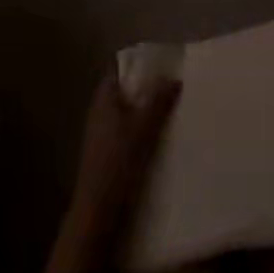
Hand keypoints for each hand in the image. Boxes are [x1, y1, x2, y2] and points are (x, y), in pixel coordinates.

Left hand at [69, 70, 180, 223]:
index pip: (118, 71)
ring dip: (147, 109)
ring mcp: (101, 134)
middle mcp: (99, 113)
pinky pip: (128, 131)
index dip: (137, 65)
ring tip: (174, 108)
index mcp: (104, 100)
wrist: (99, 209)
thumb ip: (158, 100)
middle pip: (124, 91)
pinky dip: (143, 128)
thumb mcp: (144, 126)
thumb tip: (173, 78)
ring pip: (127, 112)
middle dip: (147, 87)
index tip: (162, 63)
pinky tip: (162, 135)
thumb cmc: (119, 161)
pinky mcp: (108, 153)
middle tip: (174, 85)